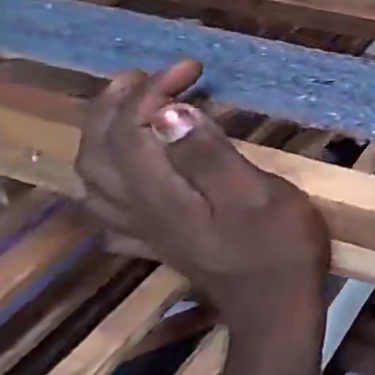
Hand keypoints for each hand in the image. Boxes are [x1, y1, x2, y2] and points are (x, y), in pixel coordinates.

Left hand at [75, 60, 328, 331]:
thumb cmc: (278, 245)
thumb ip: (209, 155)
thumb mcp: (257, 194)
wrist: (276, 307)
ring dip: (102, 138)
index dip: (151, 93)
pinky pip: (110, 211)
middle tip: (142, 76)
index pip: (133, 132)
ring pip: (96, 181)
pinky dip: (107, 184)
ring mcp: (146, 231)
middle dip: (114, 107)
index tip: (189, 67)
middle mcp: (140, 211)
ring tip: (126, 111)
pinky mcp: (160, 244)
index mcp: (162, 195)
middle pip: (100, 154)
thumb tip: (171, 112)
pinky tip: (123, 181)